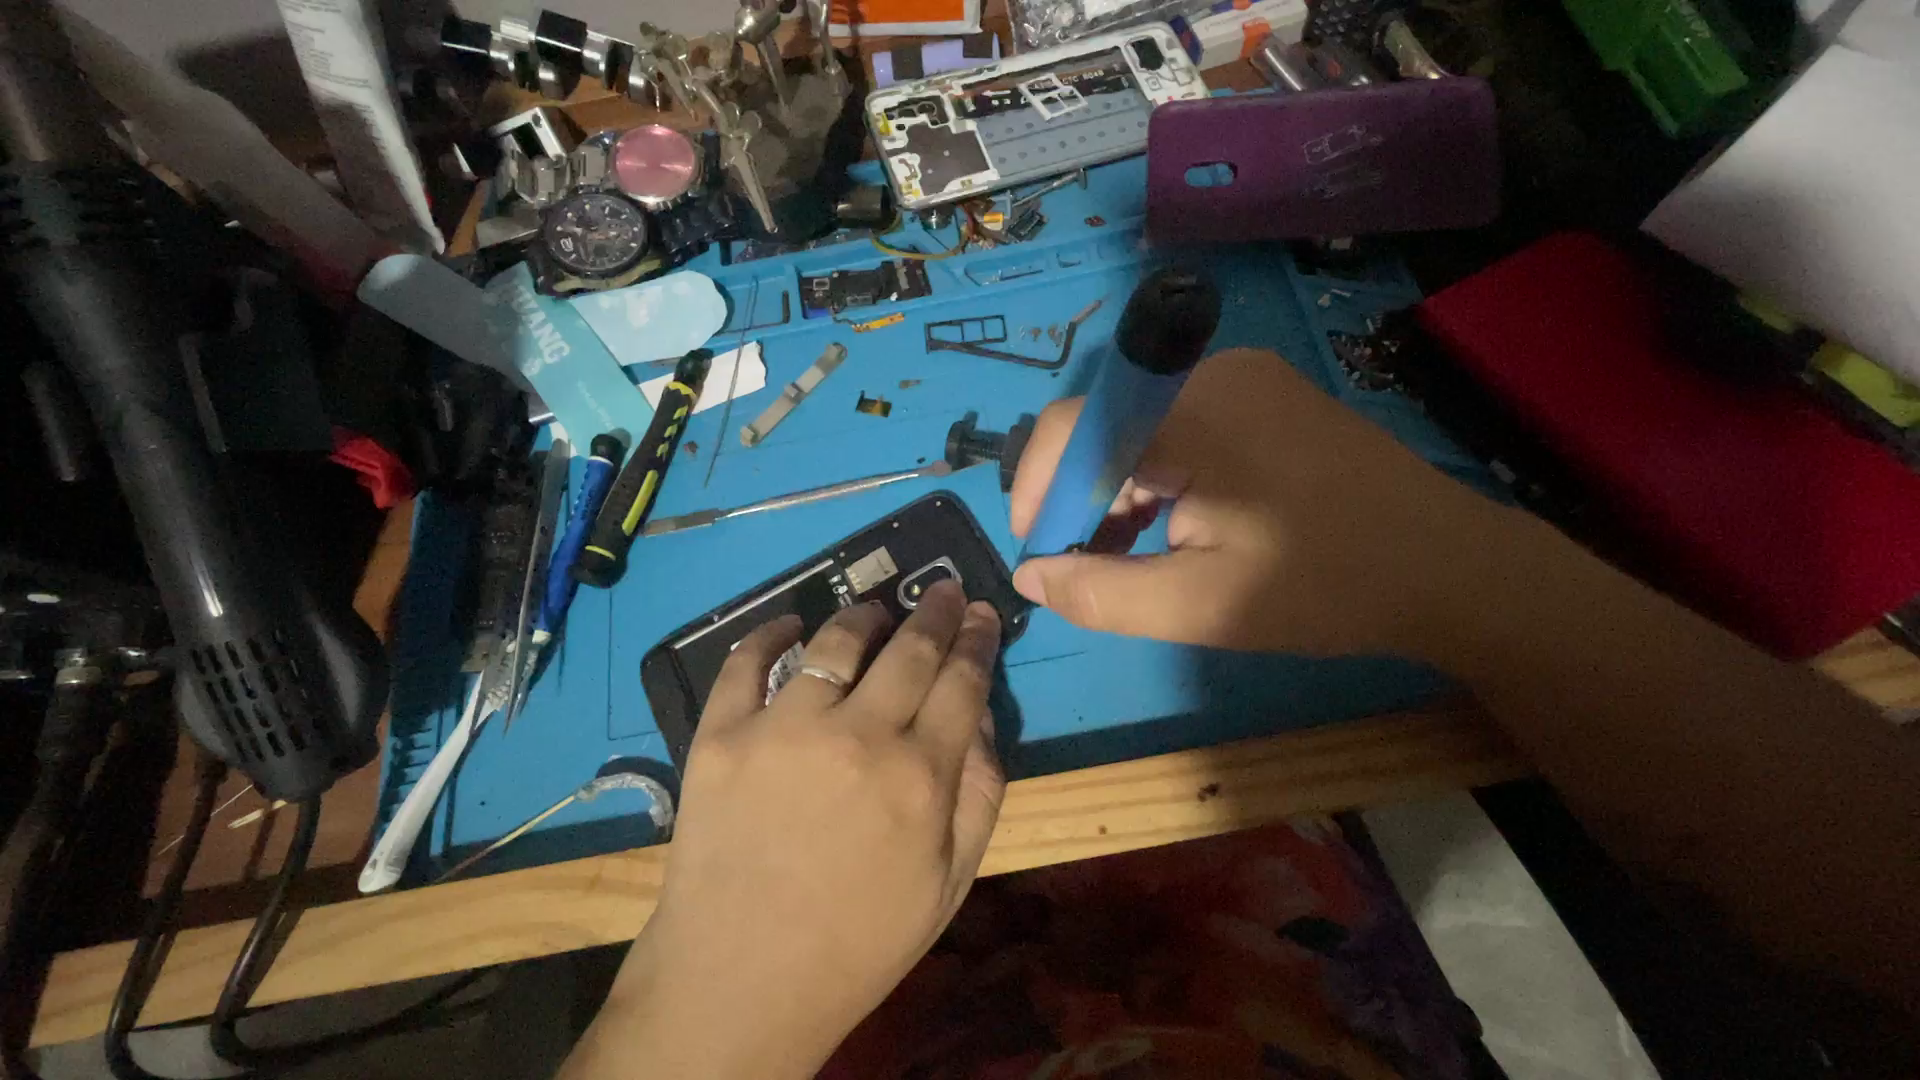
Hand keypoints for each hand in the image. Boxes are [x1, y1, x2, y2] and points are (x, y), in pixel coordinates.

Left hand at [573, 581, 1003, 1079]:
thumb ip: (981, 791)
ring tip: (875, 612)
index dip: (976, 638)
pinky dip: (770, 632)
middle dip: (934, 610)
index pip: (962, 680)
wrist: (741, 980)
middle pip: (909, 649)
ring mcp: (782, 730)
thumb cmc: (860, 938)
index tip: (979, 611)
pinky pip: (746, 661)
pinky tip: (790, 625)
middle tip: (941, 588)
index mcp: (921, 776)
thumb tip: (979, 712)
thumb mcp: (950, 881)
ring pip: (835, 641)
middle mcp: (857, 736)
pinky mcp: (720, 735)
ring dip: (864, 616)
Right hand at [1009, 347, 1512, 659]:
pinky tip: (1166, 529)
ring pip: (1141, 428)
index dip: (1037, 491)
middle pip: (1106, 426)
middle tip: (1080, 566)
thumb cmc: (1327, 588)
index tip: (1039, 555)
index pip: (1072, 428)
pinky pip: (1180, 427)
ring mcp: (1245, 380)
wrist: (1455, 569)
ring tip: (1122, 557)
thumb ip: (1100, 592)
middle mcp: (1212, 376)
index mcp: (1193, 414)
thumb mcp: (1200, 606)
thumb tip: (1030, 575)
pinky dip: (1158, 477)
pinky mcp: (1265, 397)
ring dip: (1118, 491)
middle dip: (1079, 499)